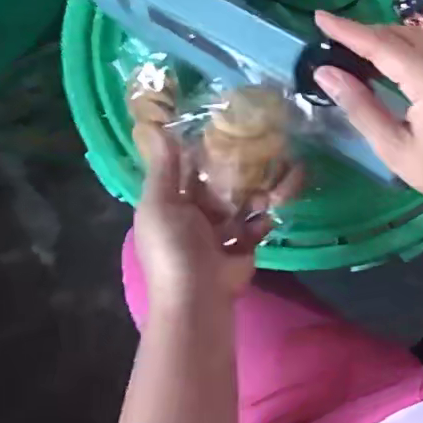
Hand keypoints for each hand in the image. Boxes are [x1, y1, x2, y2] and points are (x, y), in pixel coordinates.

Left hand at [132, 122, 277, 309]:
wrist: (197, 296)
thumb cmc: (174, 246)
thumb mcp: (159, 202)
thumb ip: (163, 168)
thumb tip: (156, 128)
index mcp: (169, 205)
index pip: (185, 172)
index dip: (200, 152)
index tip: (222, 126)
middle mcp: (193, 218)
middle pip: (216, 187)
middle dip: (234, 174)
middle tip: (256, 150)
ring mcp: (218, 235)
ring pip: (238, 206)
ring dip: (252, 197)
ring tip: (264, 191)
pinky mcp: (241, 250)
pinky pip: (254, 229)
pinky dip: (261, 223)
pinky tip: (267, 217)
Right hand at [310, 12, 422, 213]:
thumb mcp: (393, 147)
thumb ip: (360, 107)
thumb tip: (325, 74)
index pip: (380, 45)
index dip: (347, 30)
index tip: (318, 16)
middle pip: (396, 34)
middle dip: (362, 31)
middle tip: (328, 36)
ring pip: (412, 35)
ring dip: (380, 37)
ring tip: (349, 46)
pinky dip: (399, 45)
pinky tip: (383, 57)